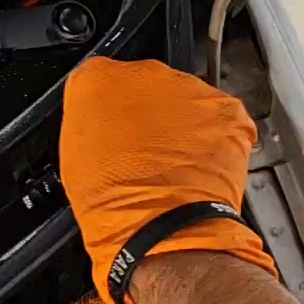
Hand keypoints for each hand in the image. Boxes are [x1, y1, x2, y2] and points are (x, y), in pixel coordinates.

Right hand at [59, 57, 275, 303]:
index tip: (120, 127)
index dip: (115, 109)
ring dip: (187, 124)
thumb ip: (92, 125)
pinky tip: (205, 163)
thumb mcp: (76, 159)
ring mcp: (191, 90)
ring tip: (180, 163)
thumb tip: (106, 127)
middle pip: (152, 85)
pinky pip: (225, 118)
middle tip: (151, 149)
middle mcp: (146, 74)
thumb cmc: (113, 206)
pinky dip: (220, 138)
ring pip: (190, 100)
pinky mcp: (227, 111)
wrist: (161, 229)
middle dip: (154, 112)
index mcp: (98, 79)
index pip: (105, 79)